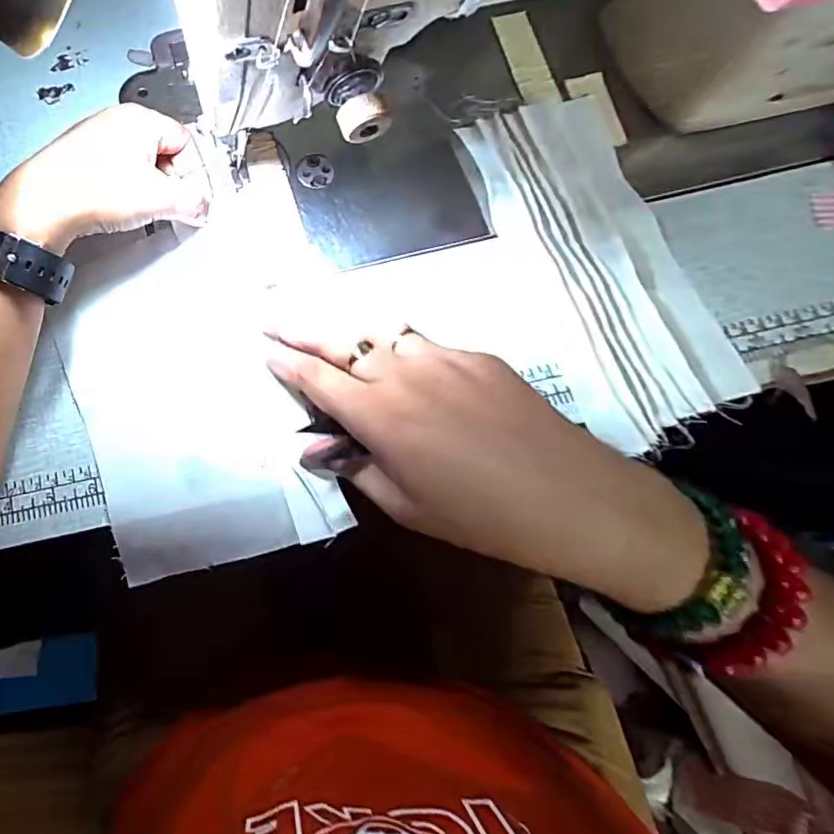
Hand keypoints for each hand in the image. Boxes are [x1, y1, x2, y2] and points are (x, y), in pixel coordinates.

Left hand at [0, 104, 212, 250]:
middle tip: (163, 204)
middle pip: (162, 151)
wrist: (40, 205)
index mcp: (140, 119)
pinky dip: (120, 189)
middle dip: (167, 180)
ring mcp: (95, 137)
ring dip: (143, 187)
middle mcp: (116, 121)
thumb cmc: (89, 189)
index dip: (192, 172)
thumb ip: (192, 202)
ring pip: (138, 163)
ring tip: (133, 207)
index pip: (186, 141)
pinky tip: (113, 205)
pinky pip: (114, 171)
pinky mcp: (79, 158)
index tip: (190, 195)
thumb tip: (202, 206)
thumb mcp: (159, 199)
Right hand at [266, 321, 711, 611]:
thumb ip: (354, 467)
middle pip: (341, 341)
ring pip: (384, 334)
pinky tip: (412, 372)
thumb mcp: (405, 505)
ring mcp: (442, 355)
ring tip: (343, 346)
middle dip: (303, 330)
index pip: (316, 377)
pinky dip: (405, 352)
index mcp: (377, 413)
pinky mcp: (476, 354)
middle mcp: (402, 371)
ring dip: (356, 338)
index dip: (285, 361)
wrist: (569, 493)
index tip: (264, 348)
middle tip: (275, 319)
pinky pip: (426, 345)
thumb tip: (314, 447)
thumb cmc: (477, 514)